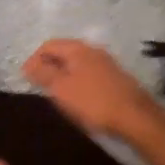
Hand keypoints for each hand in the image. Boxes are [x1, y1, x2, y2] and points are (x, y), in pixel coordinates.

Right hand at [23, 39, 164, 137]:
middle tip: (41, 85)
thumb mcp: (61, 89)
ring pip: (78, 64)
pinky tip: (80, 98)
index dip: (34, 59)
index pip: (48, 45)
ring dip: (64, 74)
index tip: (27, 77)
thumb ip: (43, 74)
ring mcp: (106, 63)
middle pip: (63, 52)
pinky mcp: (116, 78)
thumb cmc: (93, 102)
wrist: (136, 118)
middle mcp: (92, 50)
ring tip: (58, 93)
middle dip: (49, 66)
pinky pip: (90, 74)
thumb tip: (27, 64)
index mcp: (76, 48)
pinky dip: (79, 81)